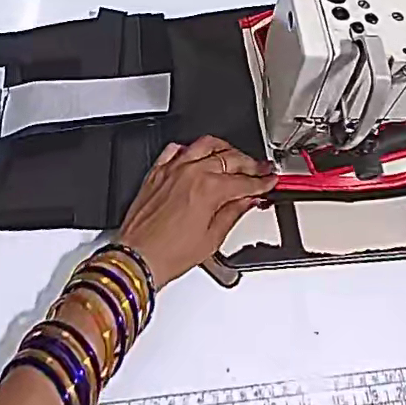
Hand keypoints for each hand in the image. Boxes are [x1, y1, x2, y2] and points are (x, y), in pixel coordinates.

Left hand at [118, 136, 274, 286]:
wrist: (135, 260)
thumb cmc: (168, 254)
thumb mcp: (212, 238)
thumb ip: (234, 212)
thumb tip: (247, 200)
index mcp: (210, 188)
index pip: (245, 180)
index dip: (262, 181)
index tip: (270, 181)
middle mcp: (192, 172)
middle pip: (231, 158)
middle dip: (251, 164)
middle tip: (261, 169)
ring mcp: (174, 169)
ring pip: (206, 144)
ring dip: (225, 148)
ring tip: (235, 156)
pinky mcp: (157, 171)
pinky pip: (176, 149)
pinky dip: (191, 148)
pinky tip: (197, 154)